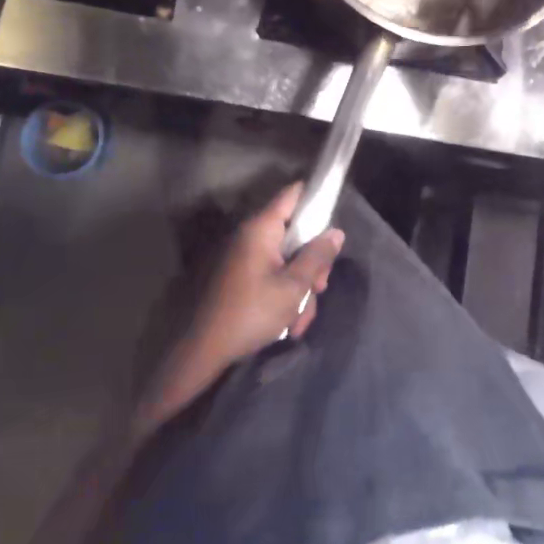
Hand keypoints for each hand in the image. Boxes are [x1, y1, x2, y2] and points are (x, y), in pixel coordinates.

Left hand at [133, 185, 344, 434]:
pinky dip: (285, 297)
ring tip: (299, 321)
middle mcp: (252, 237)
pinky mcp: (244, 278)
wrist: (207, 349)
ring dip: (300, 291)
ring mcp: (247, 258)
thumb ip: (317, 257)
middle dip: (312, 265)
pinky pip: (274, 277)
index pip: (293, 195)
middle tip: (319, 288)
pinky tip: (288, 324)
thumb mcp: (293, 286)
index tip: (336, 213)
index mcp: (261, 230)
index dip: (316, 198)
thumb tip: (336, 232)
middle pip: (296, 235)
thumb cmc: (252, 312)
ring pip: (288, 262)